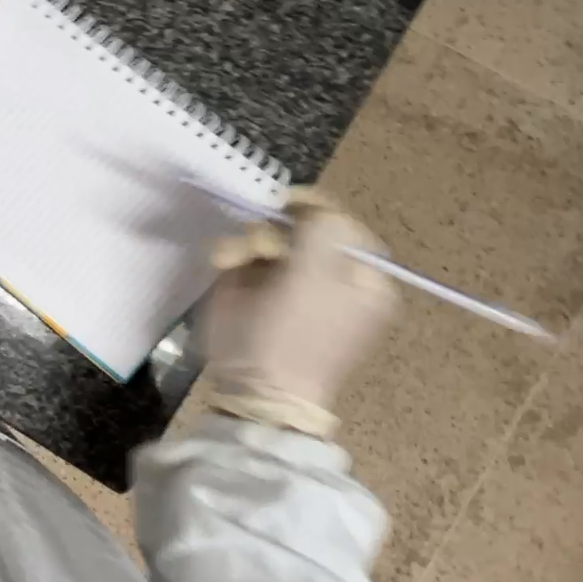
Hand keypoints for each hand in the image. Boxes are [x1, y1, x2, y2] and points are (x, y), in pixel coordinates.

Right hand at [203, 188, 398, 437]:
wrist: (256, 380)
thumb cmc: (294, 333)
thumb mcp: (315, 281)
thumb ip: (319, 233)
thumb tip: (310, 204)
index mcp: (358, 274)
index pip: (340, 223)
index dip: (313, 208)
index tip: (283, 201)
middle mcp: (323, 270)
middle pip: (297, 225)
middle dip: (273, 228)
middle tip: (261, 245)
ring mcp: (285, 277)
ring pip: (263, 235)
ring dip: (246, 240)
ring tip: (234, 259)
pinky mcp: (250, 283)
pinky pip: (241, 250)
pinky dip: (230, 252)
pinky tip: (225, 264)